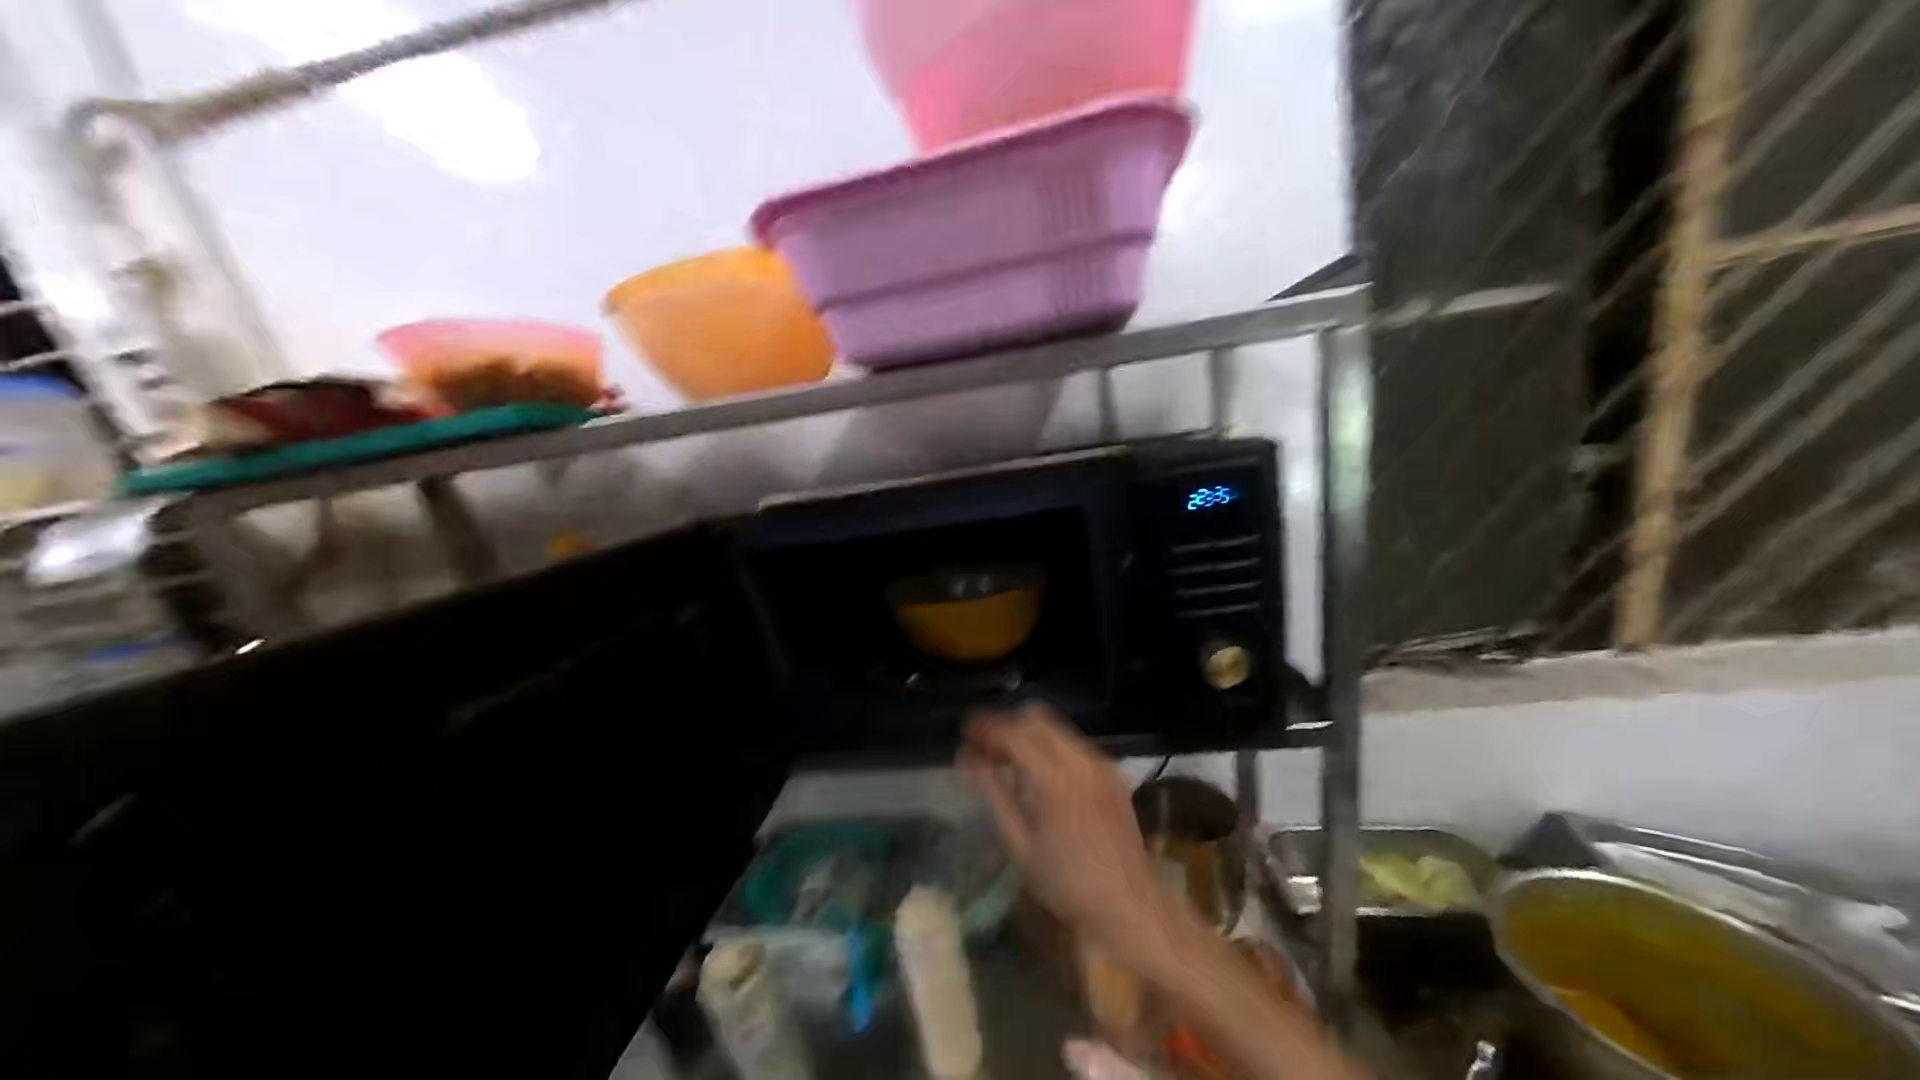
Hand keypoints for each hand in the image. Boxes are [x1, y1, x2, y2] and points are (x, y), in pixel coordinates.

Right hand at [957, 703, 1171, 956]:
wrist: (1129, 905)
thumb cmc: (1065, 883)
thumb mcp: (1018, 843)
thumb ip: (991, 793)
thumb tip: (965, 756)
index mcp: (1054, 778)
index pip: (1013, 732)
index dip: (986, 728)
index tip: (966, 734)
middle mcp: (1081, 760)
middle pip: (1036, 718)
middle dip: (1007, 725)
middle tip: (986, 748)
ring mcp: (1101, 764)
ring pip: (1056, 728)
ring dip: (1029, 734)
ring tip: (1008, 761)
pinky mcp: (1113, 773)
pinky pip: (1074, 744)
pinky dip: (1050, 747)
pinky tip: (1040, 775)